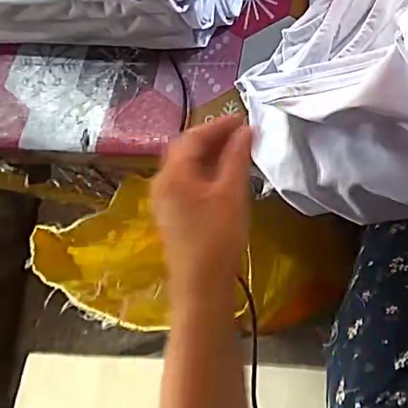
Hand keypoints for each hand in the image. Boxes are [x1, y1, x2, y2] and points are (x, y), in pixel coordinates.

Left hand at [150, 113, 254, 312]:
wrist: (201, 287)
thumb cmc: (217, 238)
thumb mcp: (232, 193)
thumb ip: (237, 157)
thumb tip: (245, 130)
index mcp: (173, 174)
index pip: (194, 136)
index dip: (219, 125)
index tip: (244, 119)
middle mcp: (162, 182)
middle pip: (186, 148)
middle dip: (213, 136)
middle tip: (241, 132)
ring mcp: (165, 199)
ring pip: (186, 165)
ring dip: (209, 153)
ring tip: (237, 149)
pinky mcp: (172, 213)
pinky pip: (187, 180)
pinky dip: (205, 169)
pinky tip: (225, 174)